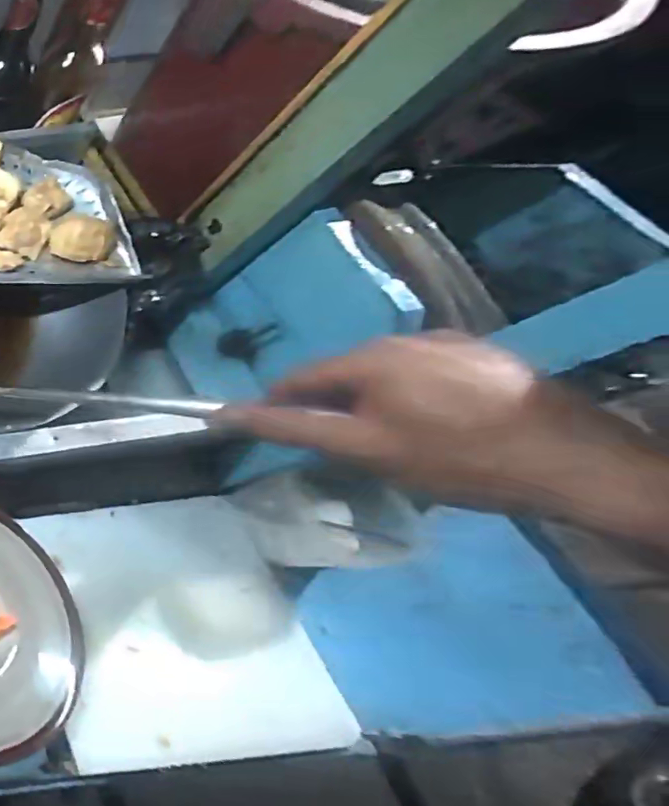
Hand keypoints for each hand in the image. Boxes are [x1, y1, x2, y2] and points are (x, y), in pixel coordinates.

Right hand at [219, 333, 668, 543]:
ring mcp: (451, 343)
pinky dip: (410, 395)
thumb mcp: (362, 448)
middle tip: (346, 447)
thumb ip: (290, 427)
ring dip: (370, 401)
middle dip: (331, 406)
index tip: (287, 438)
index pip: (296, 378)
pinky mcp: (485, 357)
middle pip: (339, 374)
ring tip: (392, 439)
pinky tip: (435, 425)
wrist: (580, 466)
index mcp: (369, 357)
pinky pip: (422, 372)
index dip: (280, 408)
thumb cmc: (455, 458)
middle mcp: (404, 339)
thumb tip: (225, 413)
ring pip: (381, 373)